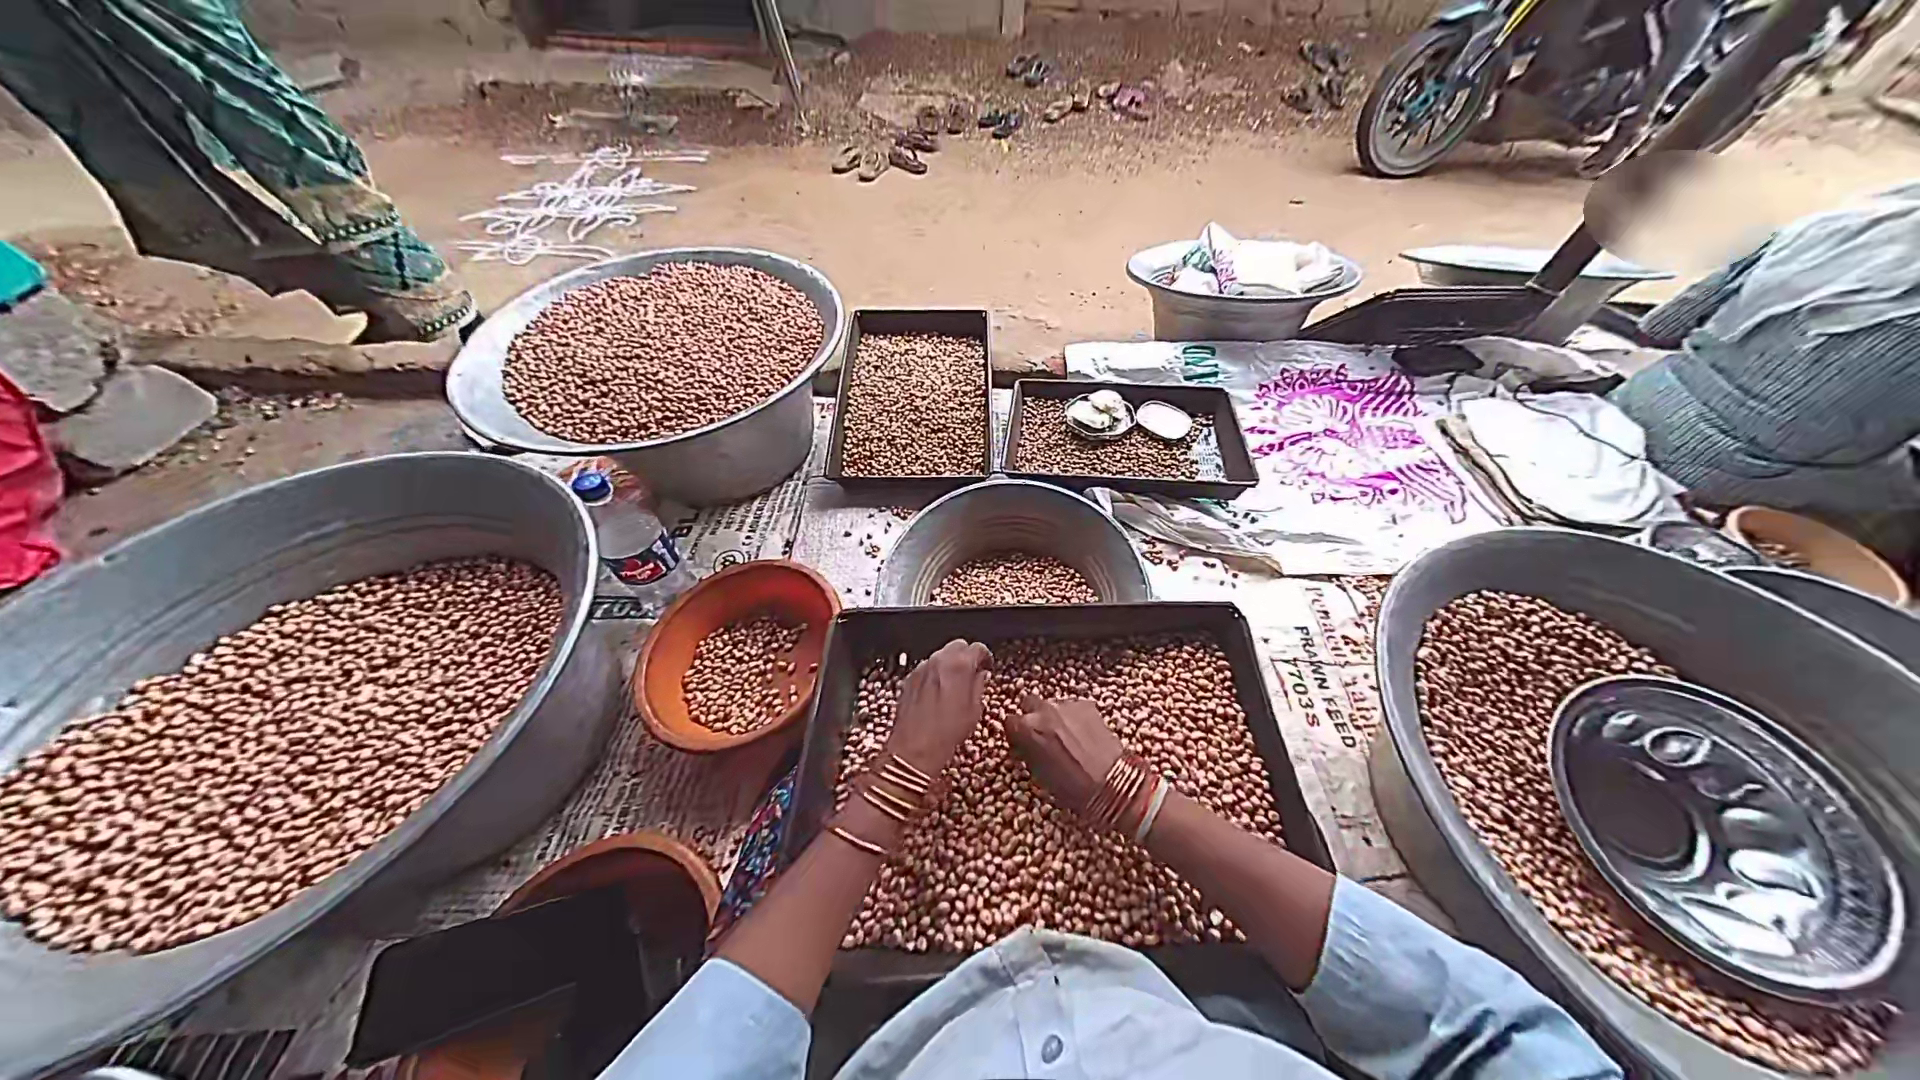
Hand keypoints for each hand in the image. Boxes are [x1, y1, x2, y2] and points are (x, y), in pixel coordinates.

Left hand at [884, 639, 991, 774]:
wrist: (915, 747)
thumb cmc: (946, 732)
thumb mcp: (974, 710)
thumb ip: (979, 685)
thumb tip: (981, 675)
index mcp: (959, 665)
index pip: (977, 648)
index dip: (985, 656)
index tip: (987, 665)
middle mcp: (939, 661)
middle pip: (958, 646)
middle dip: (967, 656)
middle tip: (973, 672)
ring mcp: (922, 668)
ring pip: (941, 655)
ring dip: (950, 664)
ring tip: (955, 684)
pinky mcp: (910, 678)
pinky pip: (927, 668)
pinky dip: (935, 673)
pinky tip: (939, 692)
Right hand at [1005, 694, 1123, 811]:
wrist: (1111, 784)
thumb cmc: (1072, 787)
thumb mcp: (1038, 772)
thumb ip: (1026, 750)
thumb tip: (1023, 744)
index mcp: (1026, 728)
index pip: (1009, 721)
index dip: (1015, 732)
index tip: (1019, 739)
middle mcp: (1043, 710)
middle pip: (1029, 703)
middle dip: (1032, 715)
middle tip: (1040, 733)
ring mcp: (1066, 705)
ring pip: (1052, 704)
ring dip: (1054, 716)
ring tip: (1065, 736)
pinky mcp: (1086, 705)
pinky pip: (1072, 707)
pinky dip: (1073, 717)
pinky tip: (1081, 734)